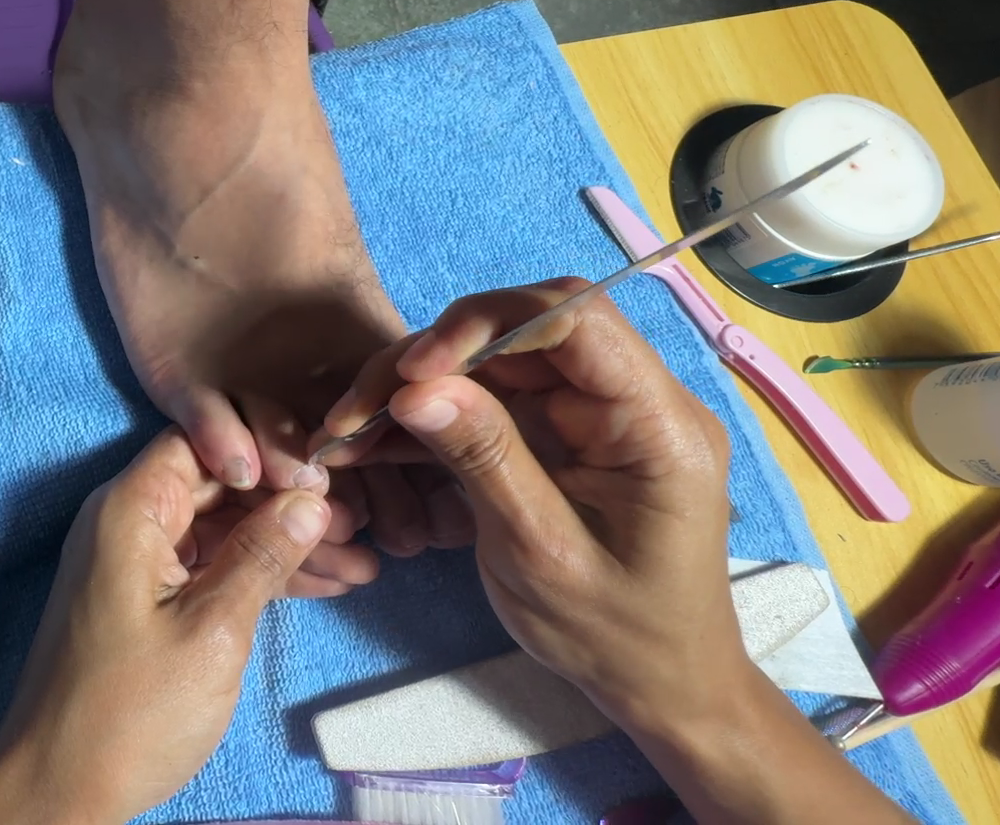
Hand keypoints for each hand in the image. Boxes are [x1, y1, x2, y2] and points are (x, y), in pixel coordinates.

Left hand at [0, 428, 331, 824]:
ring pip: (223, 528)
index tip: (326, 480)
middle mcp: (131, 519)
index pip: (202, 443)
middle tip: (360, 526)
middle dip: (289, 504)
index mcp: (131, 507)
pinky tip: (326, 586)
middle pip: (219, 485)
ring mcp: (140, 558)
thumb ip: (261, 556)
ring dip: (286, 545)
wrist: (60, 787)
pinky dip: (260, 575)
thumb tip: (310, 500)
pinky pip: (211, 564)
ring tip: (363, 565)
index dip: (265, 450)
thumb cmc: (133, 709)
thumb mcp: (212, 630)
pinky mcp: (151, 594)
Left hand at [55, 24, 402, 492]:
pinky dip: (216, 441)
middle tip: (372, 543)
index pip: (387, 407)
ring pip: (259, 438)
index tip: (433, 513)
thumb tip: (416, 411)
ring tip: (304, 516)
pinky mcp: (162, 355)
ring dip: (280, 477)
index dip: (409, 456)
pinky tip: (239, 466)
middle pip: (326, 437)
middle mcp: (285, 349)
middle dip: (349, 488)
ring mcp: (224, 356)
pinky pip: (195, 413)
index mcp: (341, 322)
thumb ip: (366, 328)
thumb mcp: (334, 246)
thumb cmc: (266, 158)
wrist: (165, 106)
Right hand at [318, 280, 744, 726]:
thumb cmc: (613, 629)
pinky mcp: (542, 427)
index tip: (412, 371)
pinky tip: (367, 440)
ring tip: (346, 430)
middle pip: (512, 333)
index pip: (573, 321)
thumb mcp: (540, 552)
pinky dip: (415, 415)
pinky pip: (470, 397)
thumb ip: (486, 459)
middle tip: (357, 409)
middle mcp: (617, 397)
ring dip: (406, 387)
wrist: (648, 678)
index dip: (485, 324)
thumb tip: (415, 387)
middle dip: (426, 358)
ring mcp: (576, 410)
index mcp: (653, 422)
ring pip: (479, 360)